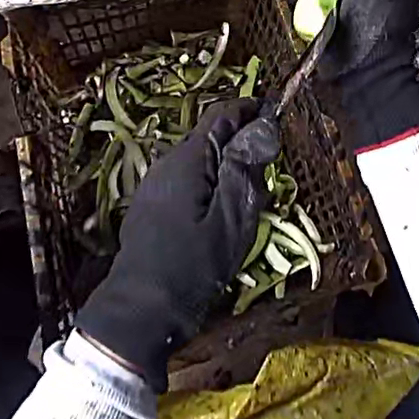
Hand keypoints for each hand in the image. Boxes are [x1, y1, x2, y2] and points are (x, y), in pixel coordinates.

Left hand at [75, 99, 278, 388]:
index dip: (251, 108)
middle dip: (243, 141)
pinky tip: (223, 213)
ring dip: (228, 165)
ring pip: (202, 159)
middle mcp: (168, 162)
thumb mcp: (231, 217)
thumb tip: (263, 123)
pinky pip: (189, 179)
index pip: (222, 114)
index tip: (277, 112)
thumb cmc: (193, 264)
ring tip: (252, 193)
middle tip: (271, 164)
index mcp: (189, 158)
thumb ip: (245, 167)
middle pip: (211, 136)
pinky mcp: (153, 204)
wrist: (140, 310)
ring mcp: (156, 183)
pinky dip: (212, 183)